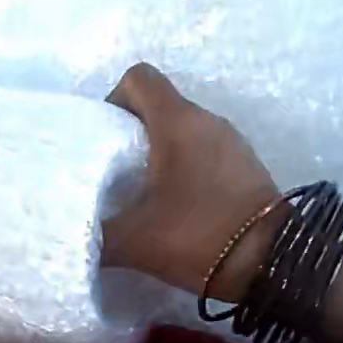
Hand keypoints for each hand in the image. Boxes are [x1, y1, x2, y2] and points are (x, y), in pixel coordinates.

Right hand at [101, 63, 279, 299]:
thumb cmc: (199, 237)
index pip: (137, 78)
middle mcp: (208, 121)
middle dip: (130, 135)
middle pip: (160, 106)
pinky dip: (185, 171)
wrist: (273, 264)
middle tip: (113, 176)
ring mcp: (232, 143)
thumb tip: (70, 236)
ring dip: (158, 156)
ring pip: (183, 132)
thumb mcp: (135, 242)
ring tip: (143, 196)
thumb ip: (94, 235)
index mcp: (177, 122)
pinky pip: (205, 155)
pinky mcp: (246, 168)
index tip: (101, 141)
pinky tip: (176, 207)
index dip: (111, 101)